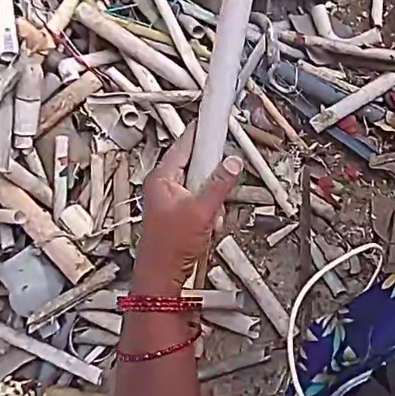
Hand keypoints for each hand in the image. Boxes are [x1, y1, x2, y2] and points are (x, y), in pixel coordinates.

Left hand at [135, 129, 241, 293]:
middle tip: (214, 196)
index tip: (216, 116)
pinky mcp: (184, 216)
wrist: (163, 280)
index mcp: (162, 177)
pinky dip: (213, 216)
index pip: (185, 143)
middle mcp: (166, 186)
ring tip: (209, 221)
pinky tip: (209, 230)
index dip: (203, 130)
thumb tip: (231, 164)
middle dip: (214, 181)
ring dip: (215, 204)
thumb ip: (219, 185)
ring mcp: (175, 202)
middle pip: (200, 166)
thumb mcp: (200, 212)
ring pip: (206, 188)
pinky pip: (207, 206)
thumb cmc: (167, 248)